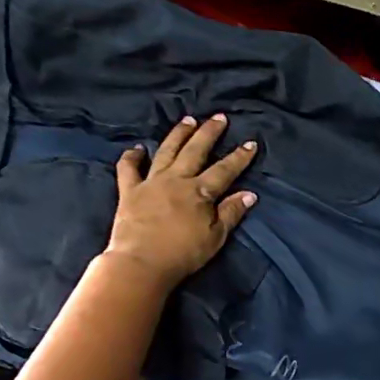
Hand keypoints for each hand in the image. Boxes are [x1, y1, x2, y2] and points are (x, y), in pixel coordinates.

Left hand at [106, 114, 258, 288]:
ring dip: (179, 134)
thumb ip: (231, 213)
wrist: (142, 263)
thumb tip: (249, 194)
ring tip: (188, 120)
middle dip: (209, 133)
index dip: (239, 156)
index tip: (251, 143)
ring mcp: (151, 182)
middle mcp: (176, 180)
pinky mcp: (129, 191)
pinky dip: (132, 156)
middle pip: (195, 151)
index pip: (225, 170)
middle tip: (219, 117)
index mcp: (200, 192)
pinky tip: (138, 148)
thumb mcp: (215, 237)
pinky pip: (129, 168)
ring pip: (167, 151)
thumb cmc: (183, 254)